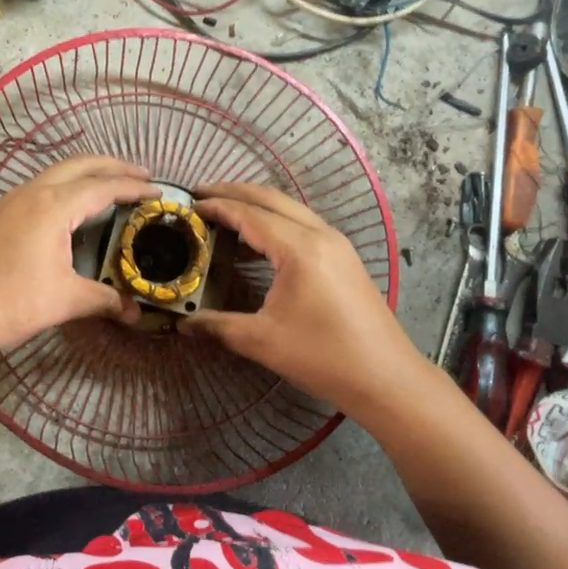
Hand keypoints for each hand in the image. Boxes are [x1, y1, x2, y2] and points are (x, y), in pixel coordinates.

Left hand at [0, 157, 158, 367]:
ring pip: (56, 174)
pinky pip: (40, 189)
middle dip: (113, 167)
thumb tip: (135, 312)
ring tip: (111, 188)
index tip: (161, 191)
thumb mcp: (65, 300)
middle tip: (141, 177)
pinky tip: (72, 210)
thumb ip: (104, 299)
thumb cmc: (9, 303)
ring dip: (86, 174)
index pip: (103, 186)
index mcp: (53, 206)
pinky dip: (66, 188)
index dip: (135, 187)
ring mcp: (10, 202)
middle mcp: (32, 193)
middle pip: (80, 165)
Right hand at [180, 181, 416, 406]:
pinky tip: (255, 243)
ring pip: (290, 209)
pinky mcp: (343, 258)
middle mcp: (321, 235)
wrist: (385, 377)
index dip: (217, 206)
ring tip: (222, 213)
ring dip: (255, 205)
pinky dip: (274, 222)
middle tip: (200, 194)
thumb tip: (182, 324)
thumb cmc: (323, 357)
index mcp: (300, 249)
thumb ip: (218, 326)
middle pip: (271, 198)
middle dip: (234, 192)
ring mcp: (337, 244)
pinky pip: (302, 225)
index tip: (188, 204)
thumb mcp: (261, 342)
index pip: (250, 214)